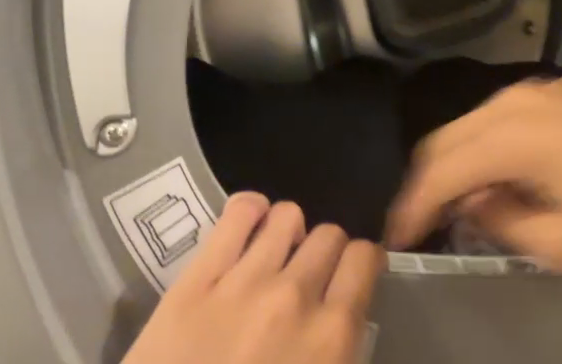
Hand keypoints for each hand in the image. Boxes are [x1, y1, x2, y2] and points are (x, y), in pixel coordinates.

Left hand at [122, 193, 383, 363]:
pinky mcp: (196, 279)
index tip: (347, 279)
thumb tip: (342, 323)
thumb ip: (338, 352)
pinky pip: (238, 211)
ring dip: (288, 234)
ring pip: (288, 215)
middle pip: (329, 234)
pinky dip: (250, 211)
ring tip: (273, 258)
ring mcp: (244, 282)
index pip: (365, 258)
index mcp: (332, 335)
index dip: (359, 265)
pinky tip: (245, 231)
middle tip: (306, 279)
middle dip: (324, 253)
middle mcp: (295, 295)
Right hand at [385, 75, 561, 270]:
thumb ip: (504, 223)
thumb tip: (475, 204)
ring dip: (464, 159)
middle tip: (424, 223)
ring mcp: (544, 87)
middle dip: (432, 180)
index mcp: (510, 135)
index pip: (442, 171)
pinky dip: (494, 142)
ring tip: (467, 204)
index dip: (414, 207)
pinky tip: (510, 173)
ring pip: (479, 120)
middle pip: (451, 136)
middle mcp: (517, 100)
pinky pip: (510, 113)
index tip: (398, 238)